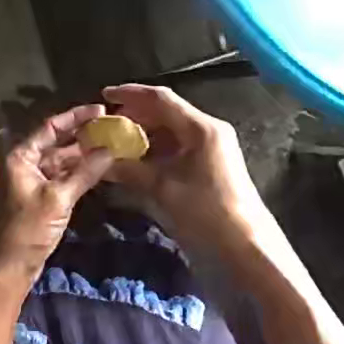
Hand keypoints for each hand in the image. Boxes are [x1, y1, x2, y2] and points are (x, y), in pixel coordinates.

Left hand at [0, 104, 114, 276]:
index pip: (50, 127)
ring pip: (60, 160)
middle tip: (111, 126)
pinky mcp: (39, 196)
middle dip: (82, 134)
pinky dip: (78, 171)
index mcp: (20, 156)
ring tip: (111, 144)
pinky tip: (99, 167)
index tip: (101, 110)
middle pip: (55, 141)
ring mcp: (31, 180)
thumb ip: (85, 172)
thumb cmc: (28, 228)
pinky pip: (61, 176)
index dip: (75, 117)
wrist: (9, 265)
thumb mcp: (59, 198)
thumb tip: (110, 150)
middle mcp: (23, 163)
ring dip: (82, 153)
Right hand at [100, 85, 273, 260]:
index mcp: (201, 128)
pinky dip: (152, 151)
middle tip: (105, 123)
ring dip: (142, 134)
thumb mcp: (162, 189)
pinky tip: (133, 160)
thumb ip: (129, 169)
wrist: (245, 249)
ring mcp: (209, 149)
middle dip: (134, 115)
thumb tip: (98, 160)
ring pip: (169, 131)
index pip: (161, 99)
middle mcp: (206, 132)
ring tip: (113, 142)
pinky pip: (175, 149)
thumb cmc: (206, 212)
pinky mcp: (207, 166)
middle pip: (165, 112)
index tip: (104, 95)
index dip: (130, 94)